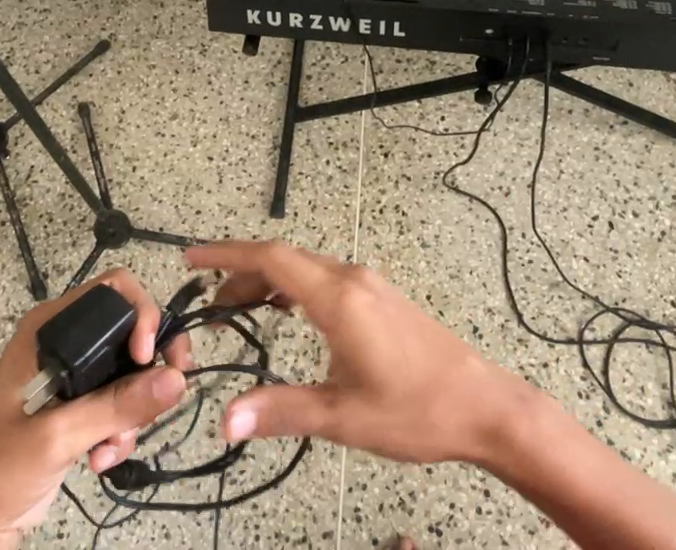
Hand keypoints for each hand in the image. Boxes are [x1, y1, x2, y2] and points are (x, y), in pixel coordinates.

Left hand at [0, 270, 191, 549]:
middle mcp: (62, 342)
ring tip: (113, 447)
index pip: (114, 290)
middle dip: (147, 369)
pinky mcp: (75, 407)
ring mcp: (70, 376)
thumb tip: (176, 379)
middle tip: (163, 397)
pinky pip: (118, 403)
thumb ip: (116, 406)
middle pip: (129, 330)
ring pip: (129, 371)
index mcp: (48, 329)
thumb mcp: (56, 436)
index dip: (142, 314)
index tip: (149, 358)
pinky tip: (102, 459)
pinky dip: (120, 430)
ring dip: (133, 410)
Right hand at [186, 241, 535, 465]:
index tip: (191, 259)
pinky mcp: (382, 299)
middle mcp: (353, 279)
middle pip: (284, 260)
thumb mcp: (343, 417)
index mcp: (339, 298)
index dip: (226, 254)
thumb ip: (282, 412)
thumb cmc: (416, 410)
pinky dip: (294, 287)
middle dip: (241, 275)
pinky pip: (325, 278)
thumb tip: (225, 420)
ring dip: (268, 282)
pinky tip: (289, 311)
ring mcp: (371, 286)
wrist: (485, 406)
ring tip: (239, 309)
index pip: (270, 258)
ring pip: (305, 268)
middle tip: (209, 306)